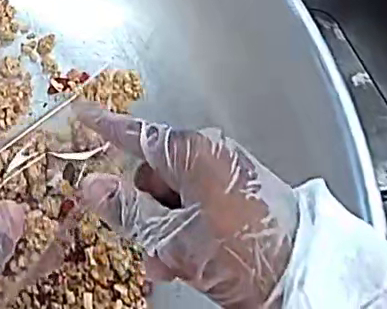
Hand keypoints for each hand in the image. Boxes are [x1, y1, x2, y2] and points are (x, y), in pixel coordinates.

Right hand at [76, 108, 298, 308]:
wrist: (303, 272)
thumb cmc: (241, 251)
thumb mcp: (176, 240)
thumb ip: (130, 211)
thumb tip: (91, 186)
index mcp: (191, 149)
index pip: (137, 134)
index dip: (106, 127)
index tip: (84, 114)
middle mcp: (207, 150)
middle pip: (154, 169)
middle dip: (142, 205)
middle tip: (141, 242)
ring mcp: (224, 167)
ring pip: (174, 190)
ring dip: (163, 223)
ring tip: (168, 263)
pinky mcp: (237, 186)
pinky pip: (196, 198)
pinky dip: (185, 224)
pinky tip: (185, 259)